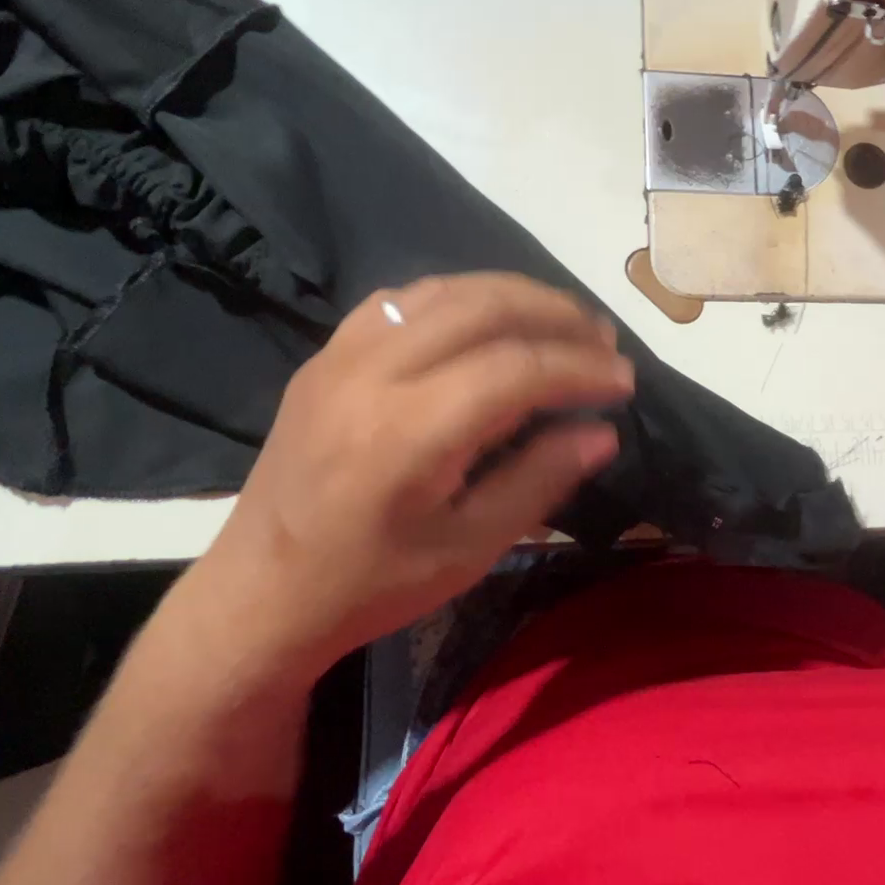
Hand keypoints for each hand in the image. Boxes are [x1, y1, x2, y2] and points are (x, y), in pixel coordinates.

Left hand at [183, 273, 634, 677]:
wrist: (260, 594)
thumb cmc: (373, 585)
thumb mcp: (471, 548)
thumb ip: (540, 479)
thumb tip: (603, 431)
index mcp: (409, 432)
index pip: (516, 368)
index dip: (581, 367)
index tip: (625, 381)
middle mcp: (372, 374)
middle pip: (484, 307)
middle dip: (558, 315)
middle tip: (604, 340)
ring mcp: (342, 356)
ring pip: (446, 291)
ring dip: (515, 296)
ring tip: (562, 322)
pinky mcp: (327, 356)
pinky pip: (405, 301)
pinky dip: (462, 298)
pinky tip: (490, 322)